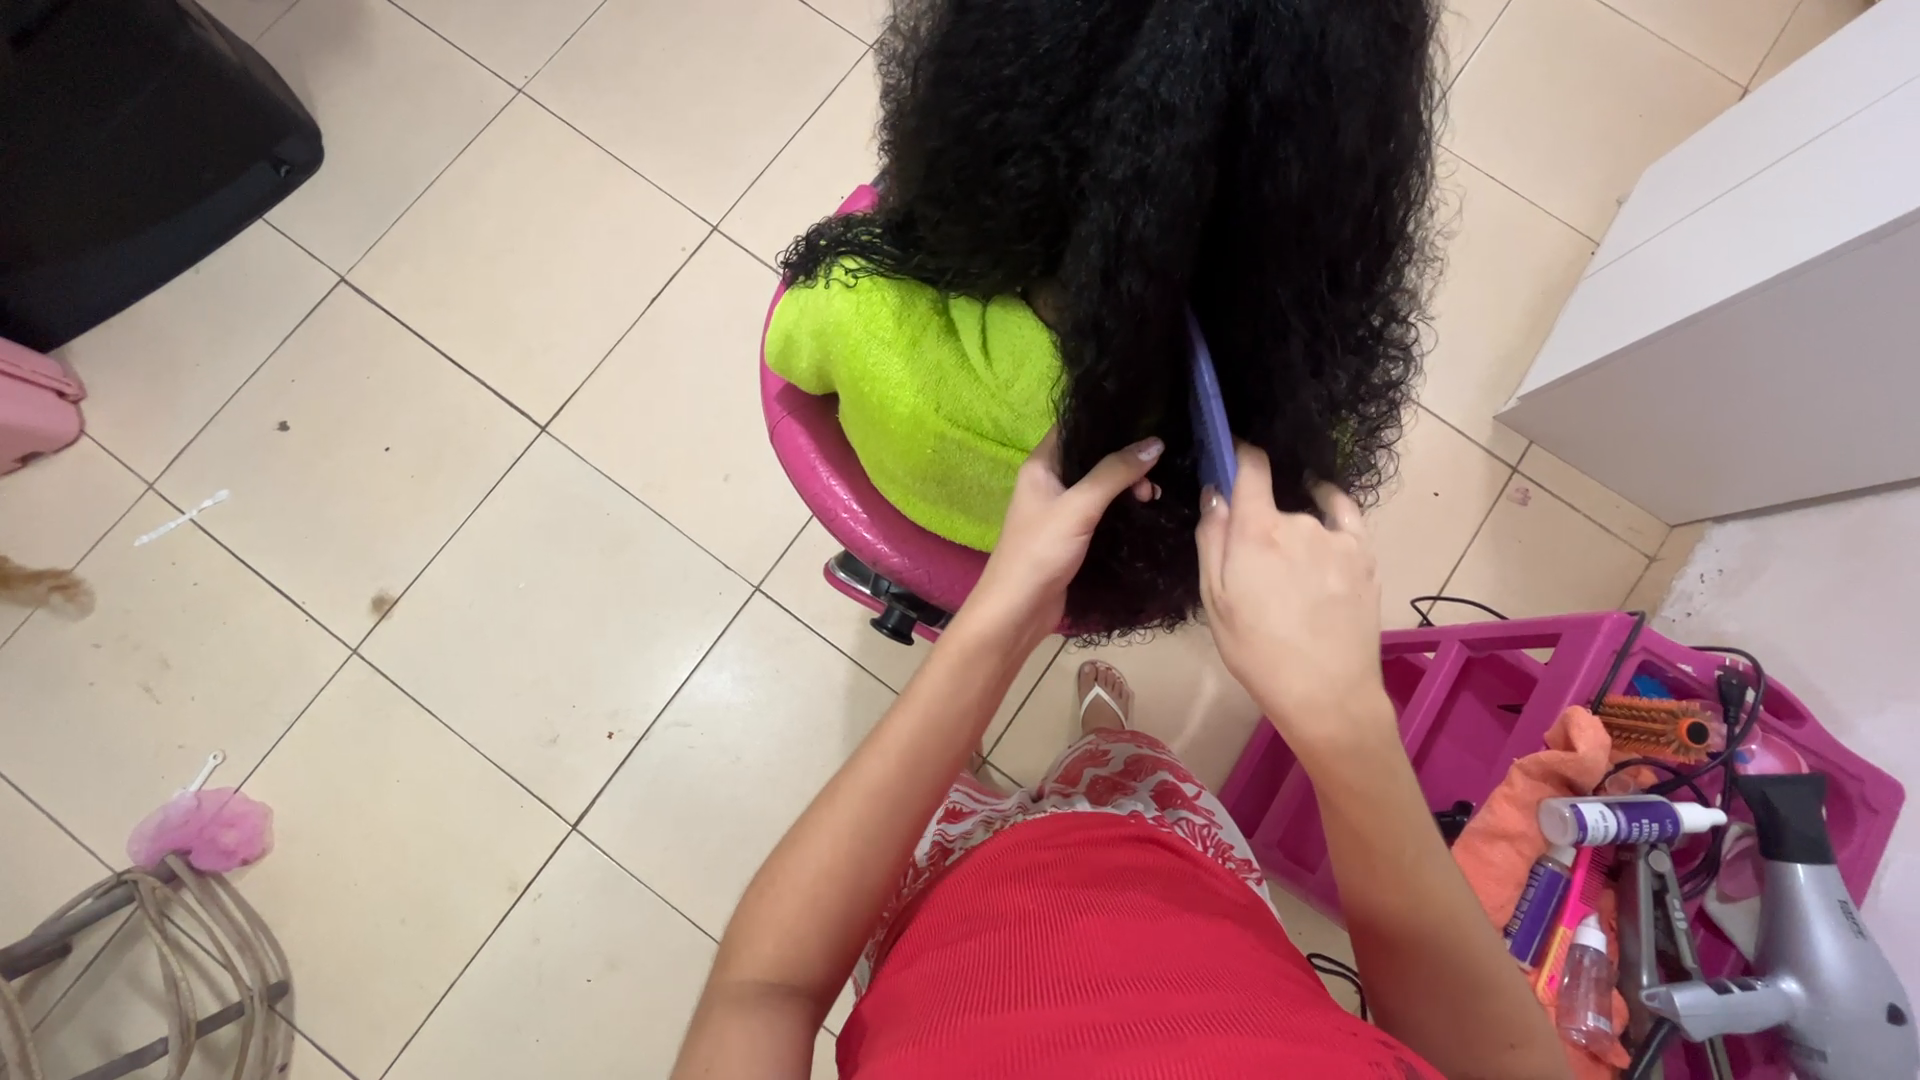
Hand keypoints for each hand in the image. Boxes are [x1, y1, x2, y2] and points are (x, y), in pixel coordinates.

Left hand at [965, 428, 1162, 641]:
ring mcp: (1060, 509)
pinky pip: (1102, 510)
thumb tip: (1154, 443)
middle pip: (1093, 456)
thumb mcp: (1079, 506)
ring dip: (1127, 486)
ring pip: (1101, 485)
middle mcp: (1048, 481)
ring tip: (1153, 496)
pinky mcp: (1072, 534)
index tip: (1147, 422)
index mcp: (1040, 465)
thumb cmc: (1040, 551)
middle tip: (1154, 477)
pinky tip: (1145, 510)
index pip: (1075, 426)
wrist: (1019, 609)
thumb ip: (1114, 473)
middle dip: (1126, 460)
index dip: (1108, 421)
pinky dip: (1122, 507)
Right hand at [1195, 443, 1391, 748]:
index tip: (1225, 450)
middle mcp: (1299, 522)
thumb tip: (1214, 490)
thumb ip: (1211, 539)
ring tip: (1287, 581)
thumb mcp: (1214, 600)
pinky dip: (1329, 506)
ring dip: (1290, 534)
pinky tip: (1321, 511)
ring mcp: (1337, 537)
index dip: (1235, 450)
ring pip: (1302, 520)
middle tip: (1250, 567)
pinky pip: (1344, 514)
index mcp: (1255, 531)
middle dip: (1256, 521)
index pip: (1248, 465)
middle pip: (1272, 504)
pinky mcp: (1365, 554)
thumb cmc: (1256, 651)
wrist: (1325, 692)